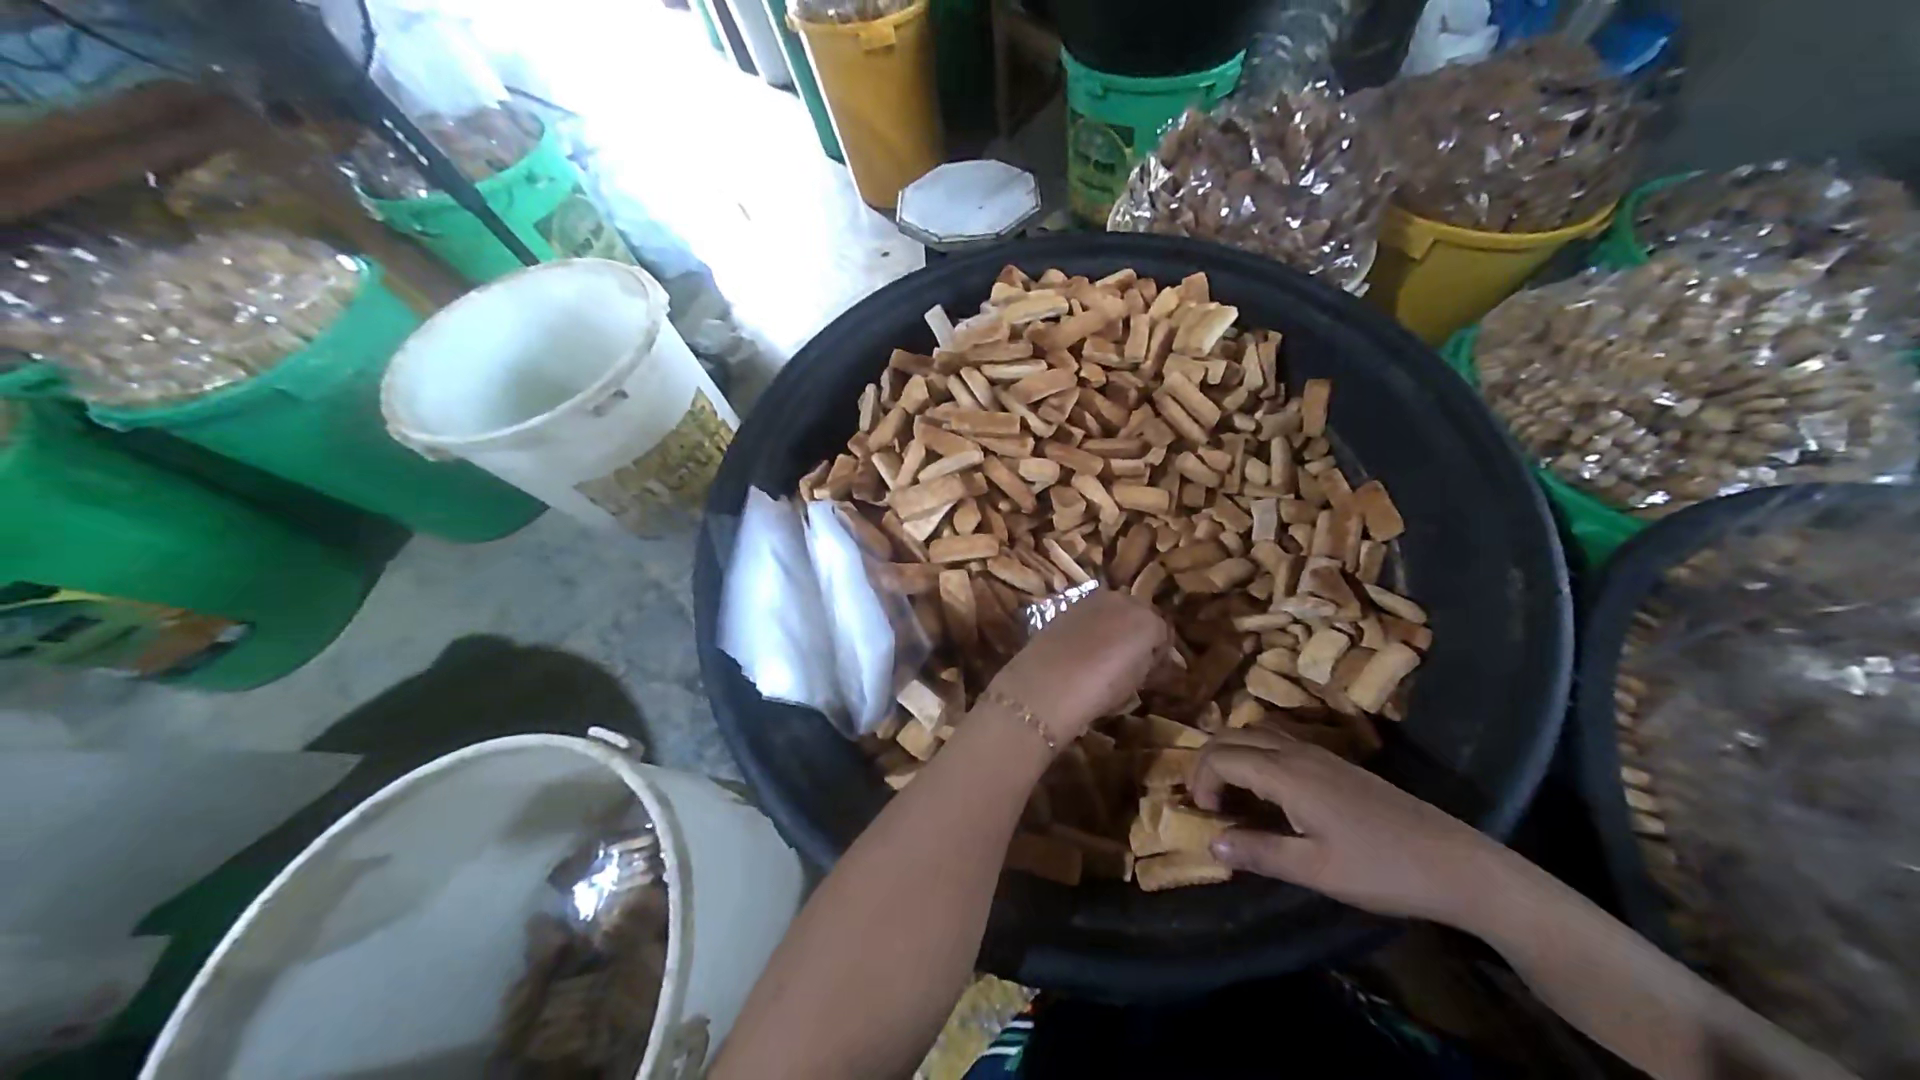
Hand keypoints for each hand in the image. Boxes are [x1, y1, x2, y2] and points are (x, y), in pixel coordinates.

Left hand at [987, 589, 1168, 743]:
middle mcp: (1123, 601)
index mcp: (1147, 620)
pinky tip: (1082, 646)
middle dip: (1137, 632)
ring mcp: (1093, 600)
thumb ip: (1146, 663)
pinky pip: (1090, 614)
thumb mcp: (1135, 682)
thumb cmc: (1101, 689)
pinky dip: (1091, 626)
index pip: (1162, 633)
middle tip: (1129, 659)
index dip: (1158, 653)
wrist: (1048, 683)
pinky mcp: (1068, 605)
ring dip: (1113, 625)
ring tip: (1104, 652)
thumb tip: (1145, 658)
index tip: (1150, 671)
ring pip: (1113, 610)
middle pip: (1138, 614)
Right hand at [1189, 728, 1500, 923]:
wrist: (1458, 864)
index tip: (1203, 815)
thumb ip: (1259, 852)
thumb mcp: (1316, 870)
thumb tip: (1211, 842)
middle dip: (1207, 761)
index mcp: (1287, 774)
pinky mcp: (1336, 763)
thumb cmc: (1383, 869)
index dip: (1200, 780)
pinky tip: (1267, 791)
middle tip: (1206, 801)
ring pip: (1255, 733)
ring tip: (1229, 793)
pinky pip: (1277, 742)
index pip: (1222, 757)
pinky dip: (1254, 755)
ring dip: (1231, 754)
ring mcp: (1319, 754)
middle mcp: (1298, 752)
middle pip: (1233, 736)